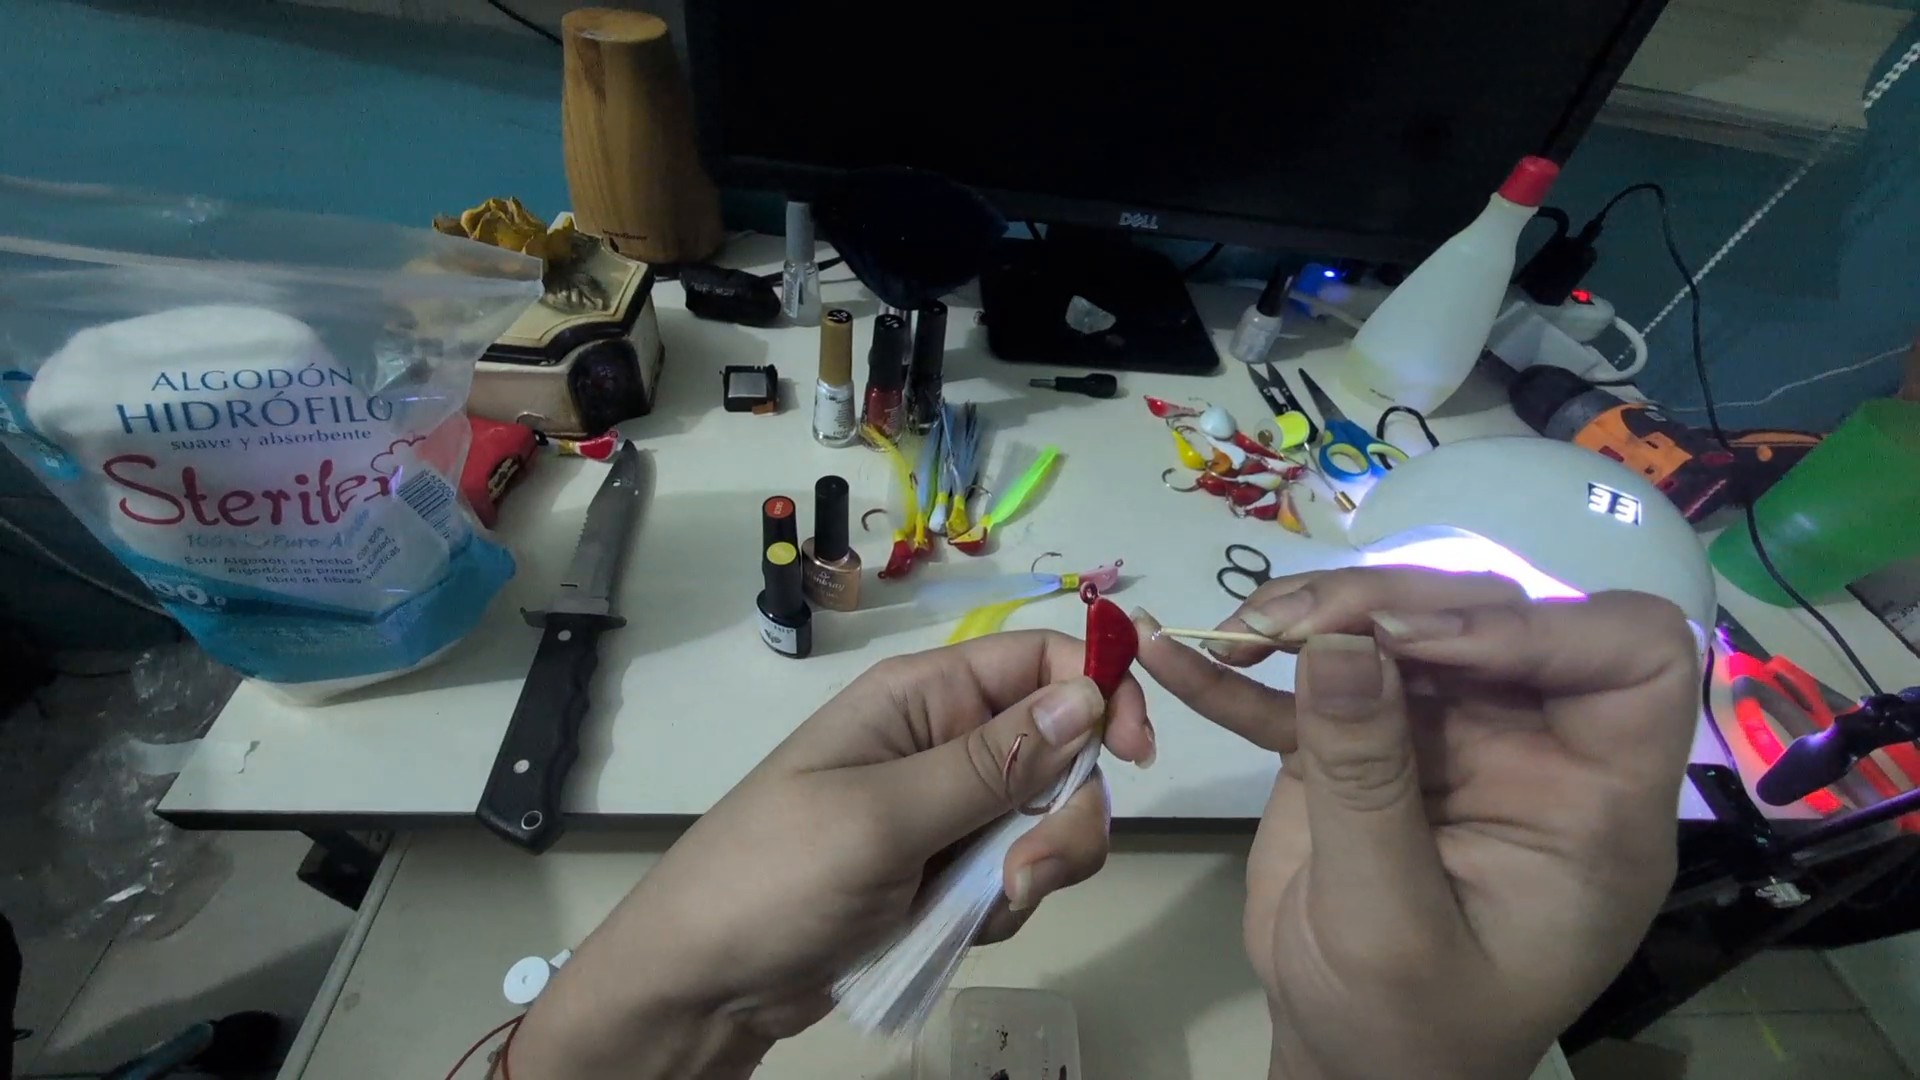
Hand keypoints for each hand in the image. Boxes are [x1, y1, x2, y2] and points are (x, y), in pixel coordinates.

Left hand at [510, 631, 1153, 1079]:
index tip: (1137, 751)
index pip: (1036, 658)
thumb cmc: (778, 875)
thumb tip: (1087, 694)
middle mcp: (946, 737)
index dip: (1099, 686)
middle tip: (1027, 871)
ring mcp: (950, 803)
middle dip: (1065, 808)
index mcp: (924, 695)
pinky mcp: (950, 861)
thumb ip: (992, 761)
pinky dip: (1006, 899)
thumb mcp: (885, 816)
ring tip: (985, 905)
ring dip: (1038, 863)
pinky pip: (1017, 866)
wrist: (709, 982)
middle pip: (1058, 744)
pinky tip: (957, 926)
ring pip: (1047, 812)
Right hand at [1137, 568, 1699, 1079]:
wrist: (1344, 1051)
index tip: (1405, 645)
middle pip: (1473, 612)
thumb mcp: (1386, 918)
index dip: (1527, 625)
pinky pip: (1298, 684)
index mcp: (1586, 792)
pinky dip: (1233, 673)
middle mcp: (1517, 740)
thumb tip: (1340, 643)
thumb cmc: (1404, 1023)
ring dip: (1300, 617)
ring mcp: (1426, 731)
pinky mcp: (1349, 738)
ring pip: (1381, 626)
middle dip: (1373, 604)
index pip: (1621, 653)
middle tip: (1277, 626)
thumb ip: (1367, 780)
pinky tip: (1170, 653)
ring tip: (1230, 636)